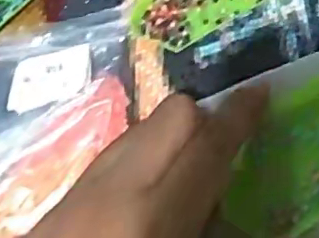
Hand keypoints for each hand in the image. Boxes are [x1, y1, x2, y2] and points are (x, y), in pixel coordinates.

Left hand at [29, 87, 266, 237]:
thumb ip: (207, 230)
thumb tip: (231, 213)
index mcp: (153, 219)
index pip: (210, 146)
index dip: (241, 117)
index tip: (261, 94)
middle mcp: (116, 189)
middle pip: (177, 114)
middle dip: (205, 122)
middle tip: (220, 158)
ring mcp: (81, 191)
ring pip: (142, 127)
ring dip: (172, 138)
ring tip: (182, 181)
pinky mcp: (57, 203)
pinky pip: (114, 154)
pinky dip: (139, 158)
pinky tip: (140, 203)